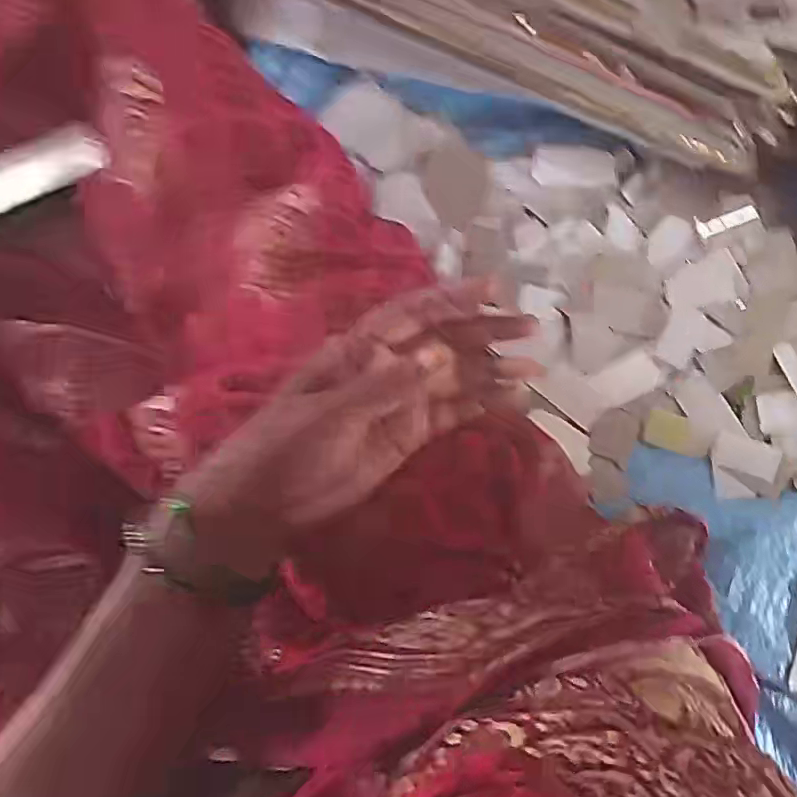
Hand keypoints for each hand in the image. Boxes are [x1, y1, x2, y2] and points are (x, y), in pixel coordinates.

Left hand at [164, 279, 539, 575]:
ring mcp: (403, 401)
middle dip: (489, 331)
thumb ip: (384, 385)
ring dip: (495, 371)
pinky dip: (484, 404)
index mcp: (361, 351)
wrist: (263, 506)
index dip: (453, 298)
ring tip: (534, 370)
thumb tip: (438, 355)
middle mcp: (389, 368)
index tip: (495, 289)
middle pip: (447, 342)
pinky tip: (512, 399)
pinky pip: (456, 412)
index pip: (414, 314)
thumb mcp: (328, 415)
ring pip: (458, 377)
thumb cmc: (283, 450)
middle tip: (530, 328)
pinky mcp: (413, 432)